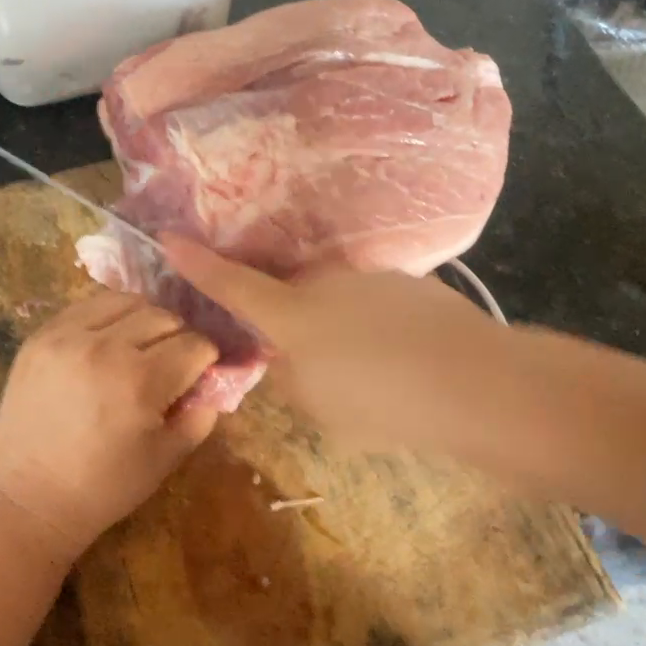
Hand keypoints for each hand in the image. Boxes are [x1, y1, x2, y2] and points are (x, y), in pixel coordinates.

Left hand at [0, 290, 220, 562]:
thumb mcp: (166, 458)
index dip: (206, 357)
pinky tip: (107, 342)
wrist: (28, 496)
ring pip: (125, 301)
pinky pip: (85, 306)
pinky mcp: (40, 335)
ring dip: (143, 319)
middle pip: (162, 316)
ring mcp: (66, 336)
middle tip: (173, 360)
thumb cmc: (103, 487)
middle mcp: (104, 347)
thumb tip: (215, 382)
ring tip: (140, 345)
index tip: (203, 370)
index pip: (194, 344)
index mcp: (140, 380)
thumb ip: (200, 415)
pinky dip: (106, 318)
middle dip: (178, 336)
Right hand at [162, 233, 517, 456]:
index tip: (169, 237)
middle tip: (316, 368)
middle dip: (293, 322)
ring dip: (342, 329)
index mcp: (292, 313)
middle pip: (292, 297)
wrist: (476, 384)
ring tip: (375, 376)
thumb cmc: (380, 403)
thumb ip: (289, 378)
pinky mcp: (413, 285)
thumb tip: (288, 357)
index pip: (232, 285)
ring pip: (338, 302)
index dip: (198, 264)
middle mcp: (326, 283)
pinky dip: (380, 329)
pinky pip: (377, 306)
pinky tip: (407, 363)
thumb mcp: (316, 407)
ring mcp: (372, 278)